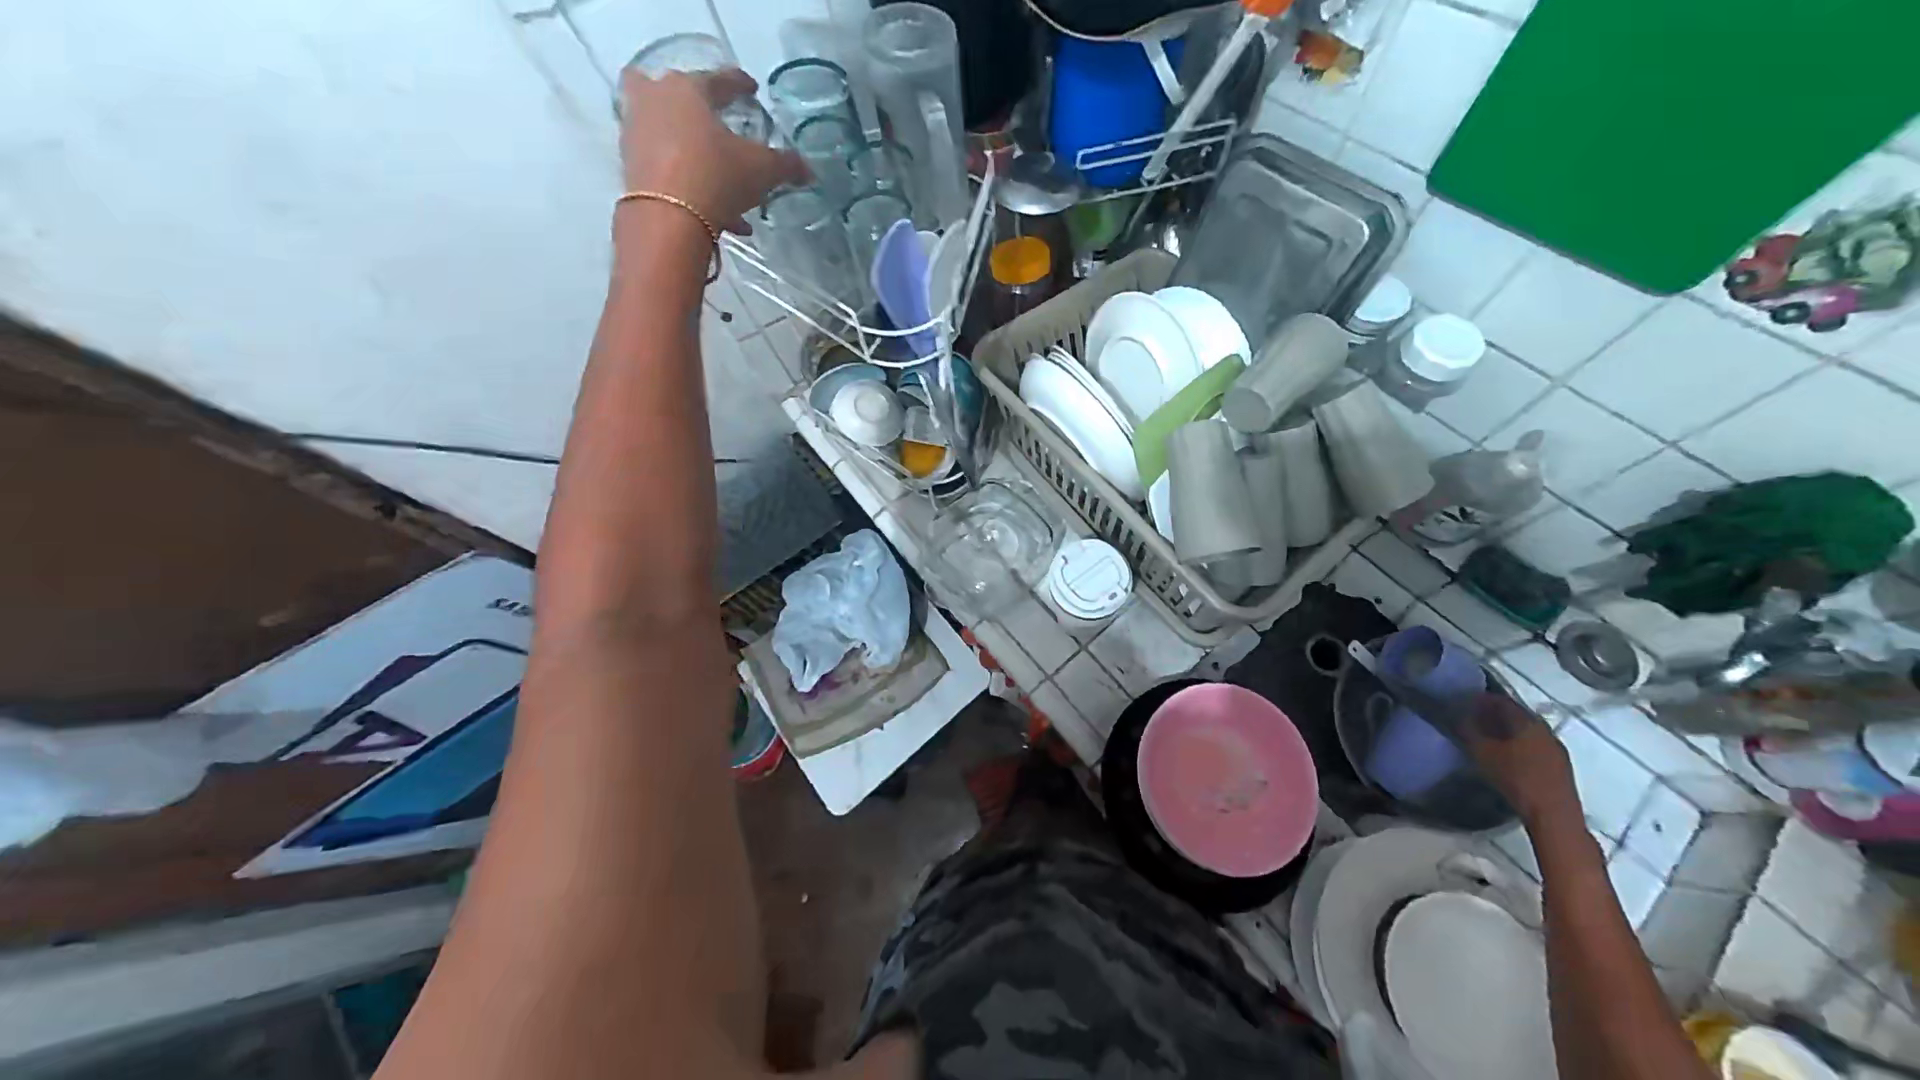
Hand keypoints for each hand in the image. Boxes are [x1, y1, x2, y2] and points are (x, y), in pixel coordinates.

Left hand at [617, 69, 807, 233]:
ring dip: (695, 153)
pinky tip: (722, 214)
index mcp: (688, 89)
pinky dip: (691, 184)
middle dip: (699, 110)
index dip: (740, 85)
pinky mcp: (632, 170)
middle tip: (718, 123)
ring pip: (671, 137)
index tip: (752, 89)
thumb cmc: (717, 176)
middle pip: (677, 97)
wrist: (668, 220)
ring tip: (725, 181)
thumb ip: (786, 165)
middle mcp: (655, 102)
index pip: (719, 80)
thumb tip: (808, 171)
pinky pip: (668, 170)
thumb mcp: (763, 169)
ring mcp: (637, 136)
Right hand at [1461, 692, 1580, 826]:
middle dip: (1494, 714)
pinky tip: (1507, 754)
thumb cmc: (1516, 778)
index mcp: (1528, 722)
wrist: (1553, 814)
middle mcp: (1545, 730)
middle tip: (1473, 719)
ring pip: (1527, 731)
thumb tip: (1458, 716)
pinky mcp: (1560, 766)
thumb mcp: (1482, 753)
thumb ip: (1469, 731)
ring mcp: (1556, 749)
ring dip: (1507, 730)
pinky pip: (1535, 745)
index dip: (1481, 699)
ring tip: (1488, 737)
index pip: (1502, 701)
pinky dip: (1519, 743)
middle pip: (1517, 715)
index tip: (1464, 701)